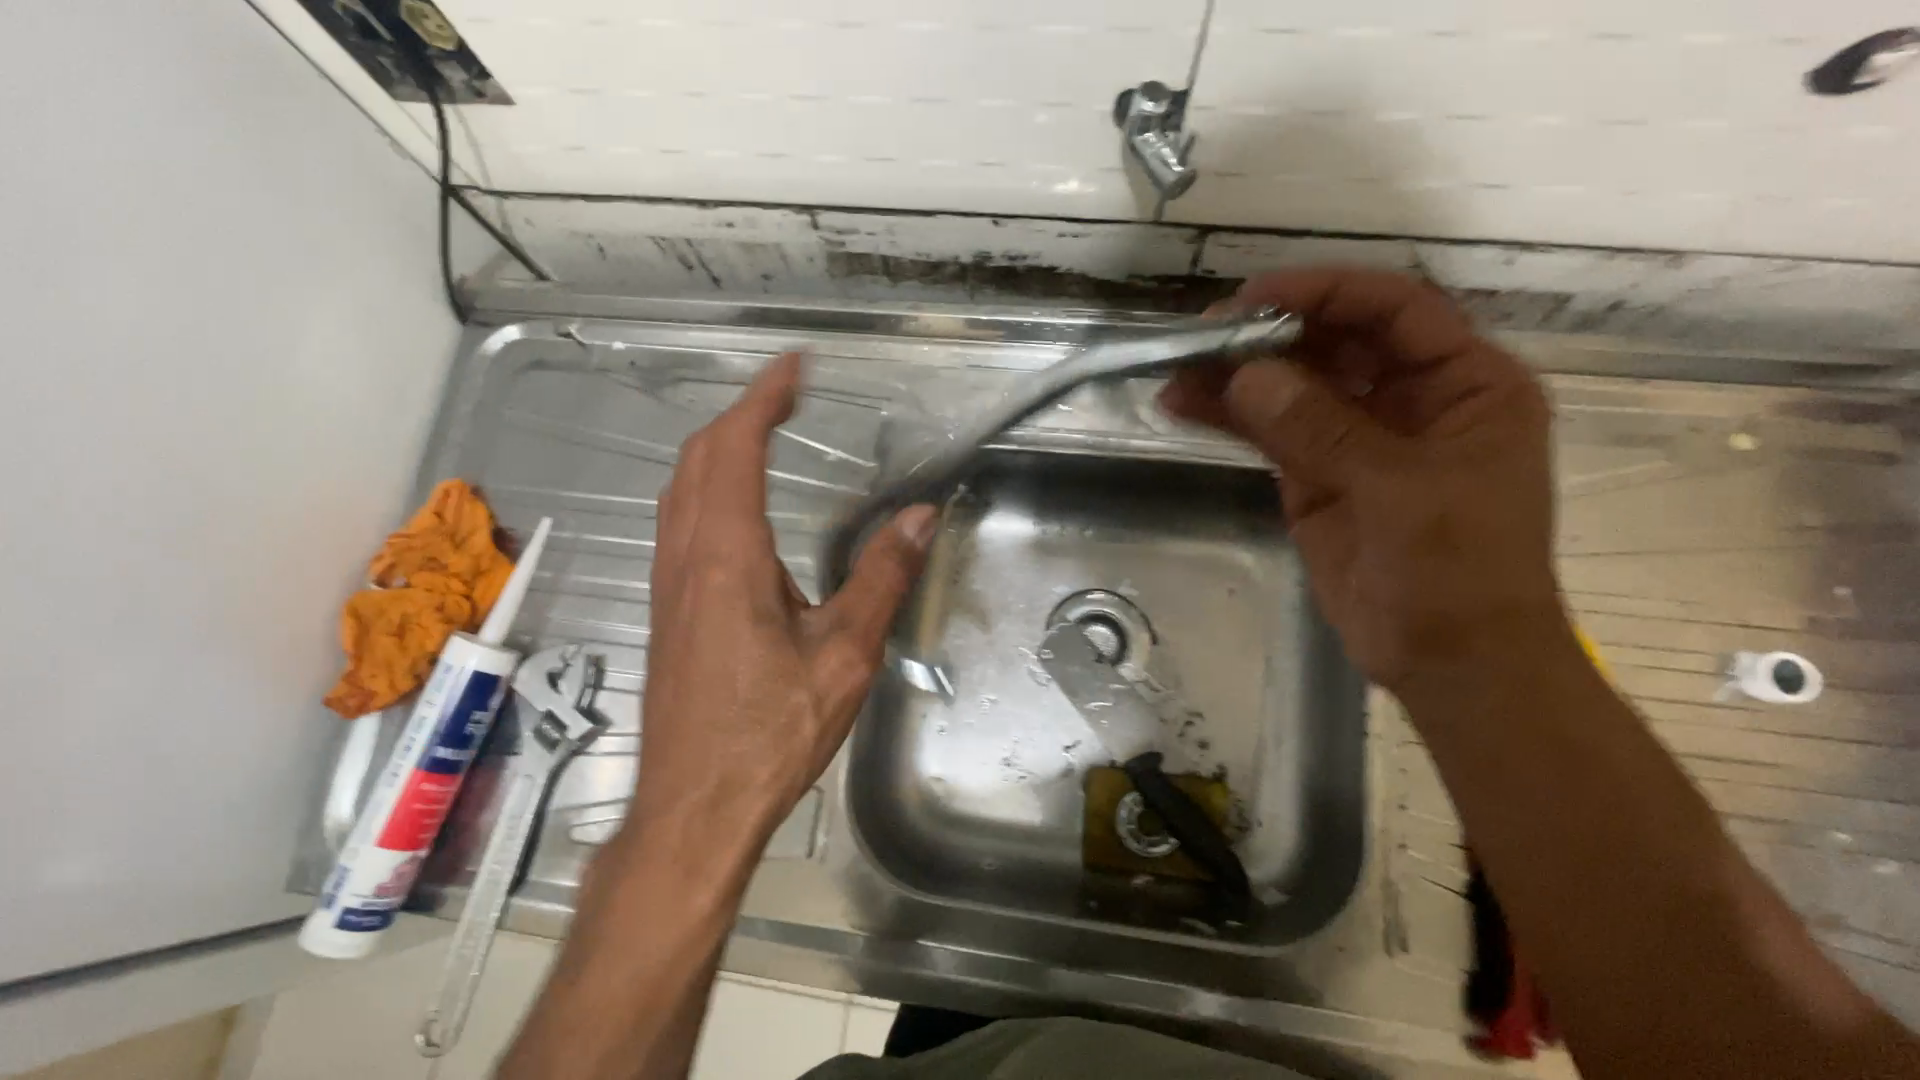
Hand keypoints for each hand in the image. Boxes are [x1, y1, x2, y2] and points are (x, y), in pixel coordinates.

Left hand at [635, 352, 935, 839]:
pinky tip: (737, 512)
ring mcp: (668, 586)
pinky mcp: (668, 612)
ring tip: (763, 435)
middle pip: (697, 458)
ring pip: (680, 490)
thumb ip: (880, 578)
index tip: (795, 366)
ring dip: (717, 449)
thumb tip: (919, 516)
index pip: (735, 448)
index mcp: (726, 556)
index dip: (764, 398)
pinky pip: (679, 524)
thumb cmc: (770, 732)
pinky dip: (707, 488)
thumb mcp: (843, 655)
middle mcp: (686, 558)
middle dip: (739, 414)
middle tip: (786, 396)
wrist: (694, 806)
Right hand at [1160, 268, 1563, 690]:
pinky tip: (1184, 406)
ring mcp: (1360, 439)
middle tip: (1203, 335)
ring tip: (1177, 370)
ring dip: (1238, 377)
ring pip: (1294, 388)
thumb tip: (1246, 377)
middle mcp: (1413, 399)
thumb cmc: (1459, 571)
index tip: (1257, 296)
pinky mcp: (1318, 477)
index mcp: (1466, 384)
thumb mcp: (1400, 490)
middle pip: (1335, 344)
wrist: (1450, 662)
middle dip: (1271, 335)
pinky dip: (1231, 420)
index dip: (1328, 292)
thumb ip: (1322, 429)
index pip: (1396, 311)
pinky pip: (1271, 434)